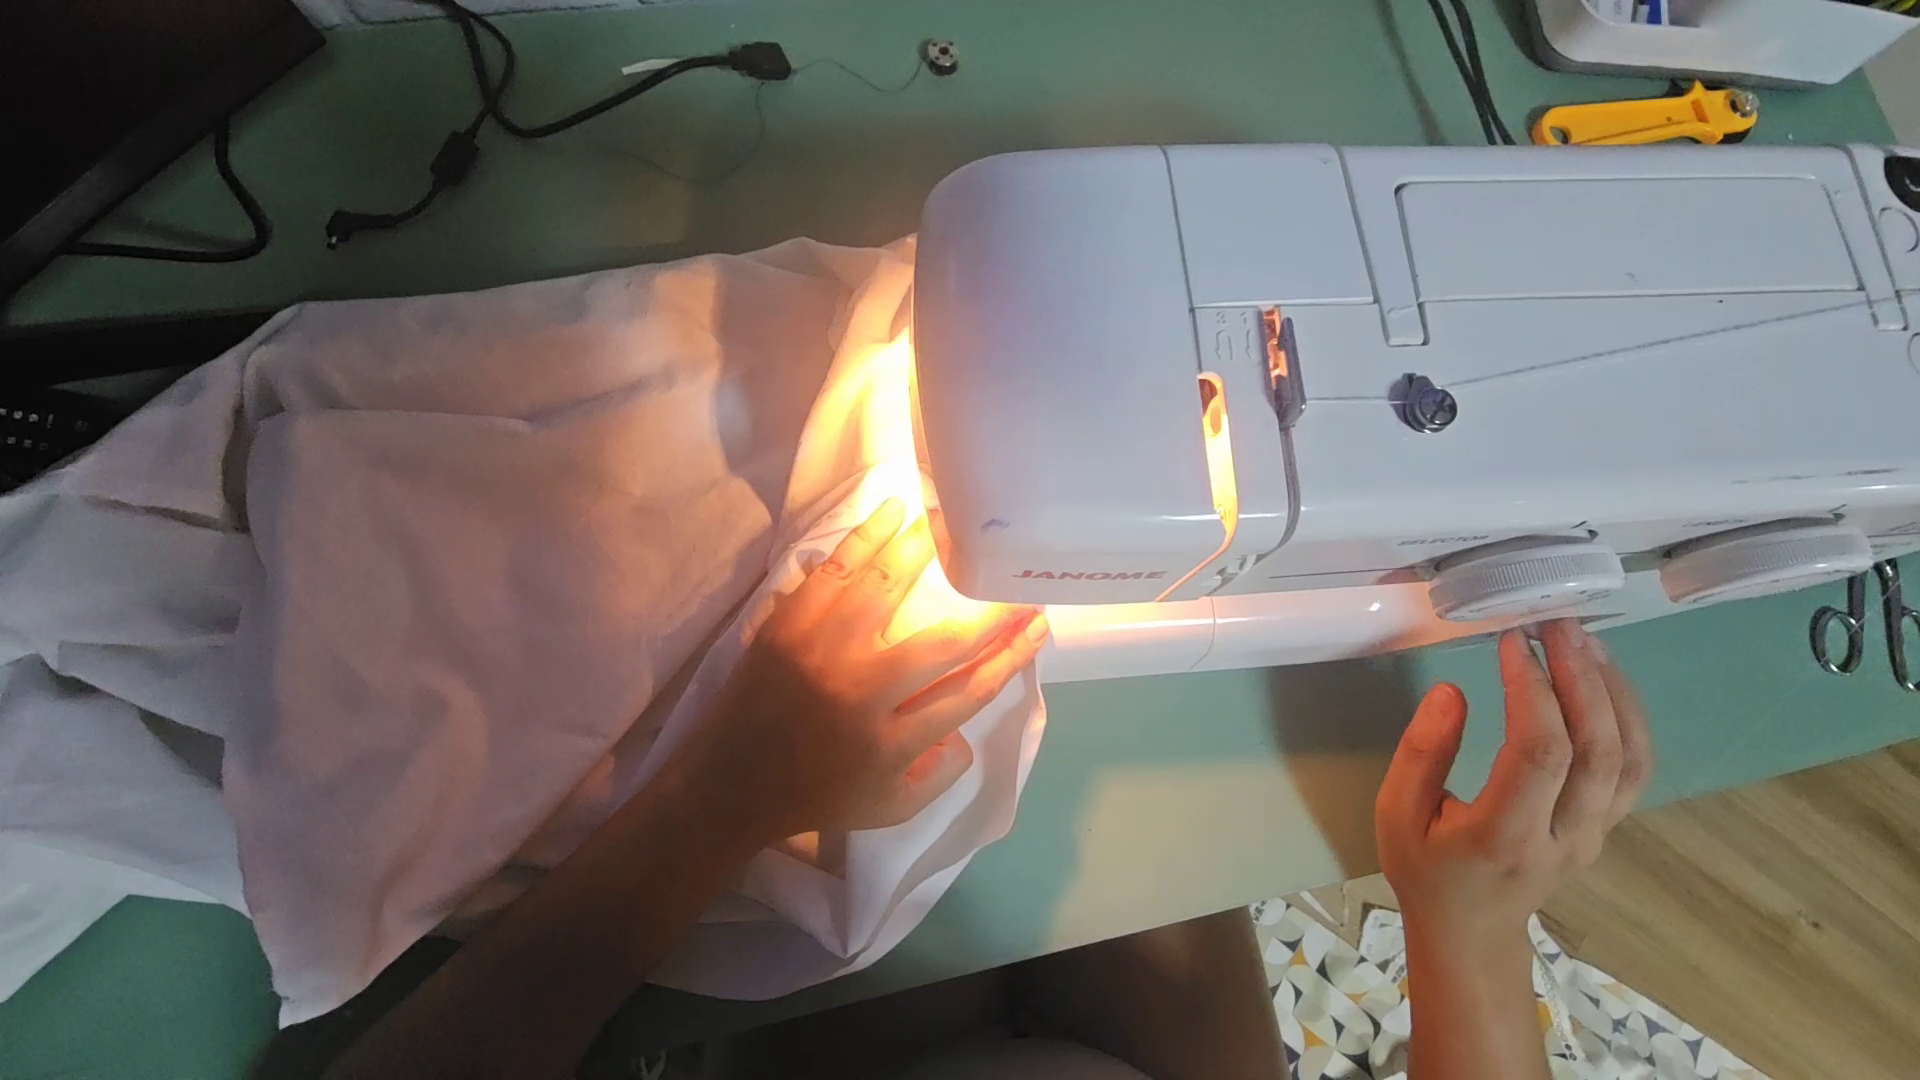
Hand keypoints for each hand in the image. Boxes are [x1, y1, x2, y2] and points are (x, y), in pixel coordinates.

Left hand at [691, 497, 1046, 843]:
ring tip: (956, 519)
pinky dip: (864, 539)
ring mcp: (822, 653)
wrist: (729, 783)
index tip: (1038, 623)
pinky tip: (891, 513)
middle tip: (1011, 571)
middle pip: (943, 642)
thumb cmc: (818, 795)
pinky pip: (833, 572)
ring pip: (886, 588)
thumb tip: (969, 726)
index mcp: (892, 742)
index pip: (969, 691)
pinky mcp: (789, 626)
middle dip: (990, 607)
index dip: (1011, 654)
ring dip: (928, 551)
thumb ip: (941, 775)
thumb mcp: (890, 808)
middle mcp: (863, 693)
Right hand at [1376, 619, 1652, 947]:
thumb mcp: (1396, 812)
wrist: (1471, 929)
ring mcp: (1595, 832)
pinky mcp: (1605, 825)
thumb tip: (1452, 691)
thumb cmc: (1424, 868)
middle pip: (1599, 750)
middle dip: (1581, 678)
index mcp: (1505, 832)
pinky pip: (1634, 768)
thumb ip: (1422, 753)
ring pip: (1630, 758)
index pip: (1539, 752)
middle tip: (1555, 625)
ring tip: (1584, 641)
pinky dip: (1627, 717)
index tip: (1510, 643)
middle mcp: (1565, 833)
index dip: (1530, 691)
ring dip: (1613, 692)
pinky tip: (1602, 679)